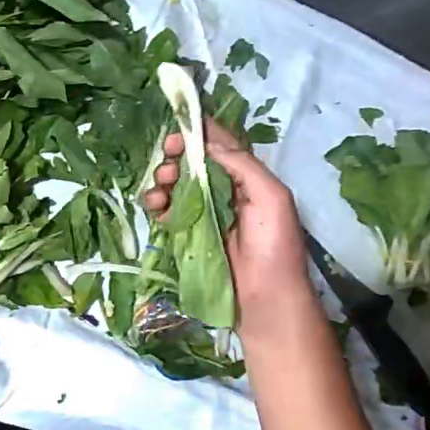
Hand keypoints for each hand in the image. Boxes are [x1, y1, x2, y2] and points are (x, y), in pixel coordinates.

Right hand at [142, 119, 312, 335]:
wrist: (265, 298)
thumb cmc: (274, 247)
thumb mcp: (272, 198)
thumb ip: (243, 166)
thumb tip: (208, 143)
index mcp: (247, 178)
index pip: (219, 144)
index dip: (198, 133)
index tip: (177, 130)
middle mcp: (224, 190)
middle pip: (191, 162)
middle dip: (174, 157)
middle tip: (166, 162)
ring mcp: (204, 212)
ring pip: (176, 185)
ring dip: (162, 180)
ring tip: (159, 190)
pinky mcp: (188, 233)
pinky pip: (167, 211)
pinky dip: (157, 204)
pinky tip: (155, 208)